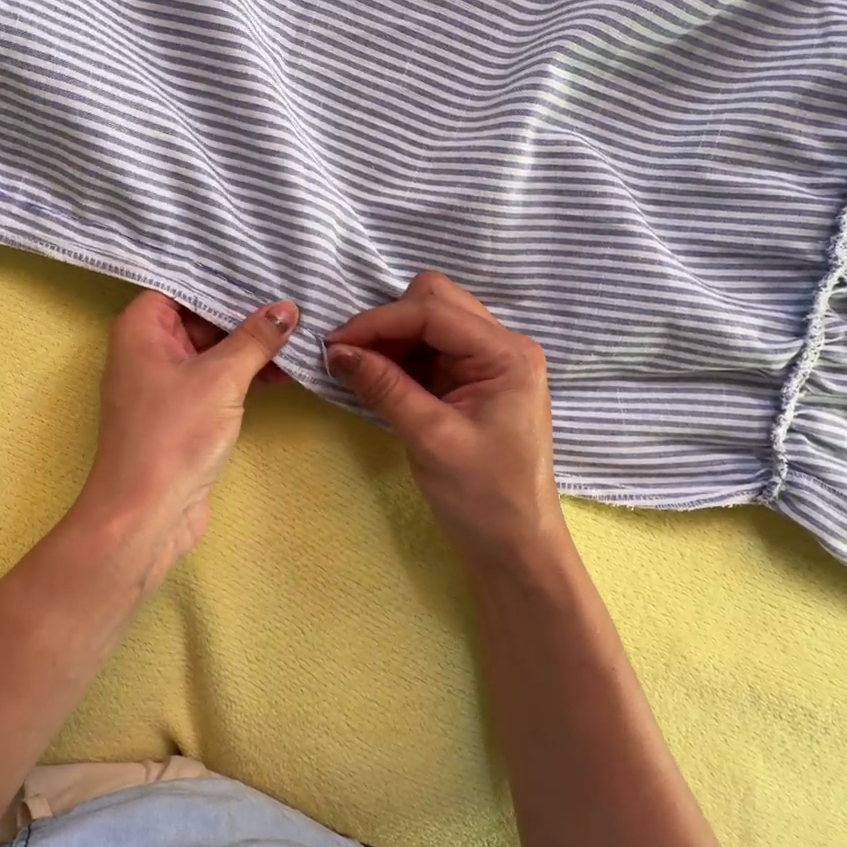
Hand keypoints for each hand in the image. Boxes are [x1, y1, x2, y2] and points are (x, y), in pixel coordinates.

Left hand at [78, 291, 297, 556]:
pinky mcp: (179, 412)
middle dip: (244, 313)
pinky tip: (283, 373)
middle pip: (199, 316)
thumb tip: (286, 308)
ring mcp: (162, 383)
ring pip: (210, 350)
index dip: (221, 278)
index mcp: (141, 327)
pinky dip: (242, 375)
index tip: (264, 269)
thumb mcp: (221, 378)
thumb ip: (255, 339)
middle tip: (293, 300)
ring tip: (299, 336)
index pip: (181, 284)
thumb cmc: (173, 434)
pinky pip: (213, 380)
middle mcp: (146, 349)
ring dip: (249, 347)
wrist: (146, 512)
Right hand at [325, 271, 562, 564]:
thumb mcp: (429, 437)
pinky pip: (425, 348)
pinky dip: (396, 356)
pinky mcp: (467, 380)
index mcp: (506, 354)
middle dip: (386, 322)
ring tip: (358, 370)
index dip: (378, 321)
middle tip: (349, 357)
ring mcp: (485, 362)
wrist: (513, 545)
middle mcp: (500, 346)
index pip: (432, 311)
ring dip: (388, 338)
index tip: (333, 344)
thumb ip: (384, 387)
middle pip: (433, 301)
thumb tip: (335, 351)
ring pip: (426, 320)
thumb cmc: (483, 495)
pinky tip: (375, 378)